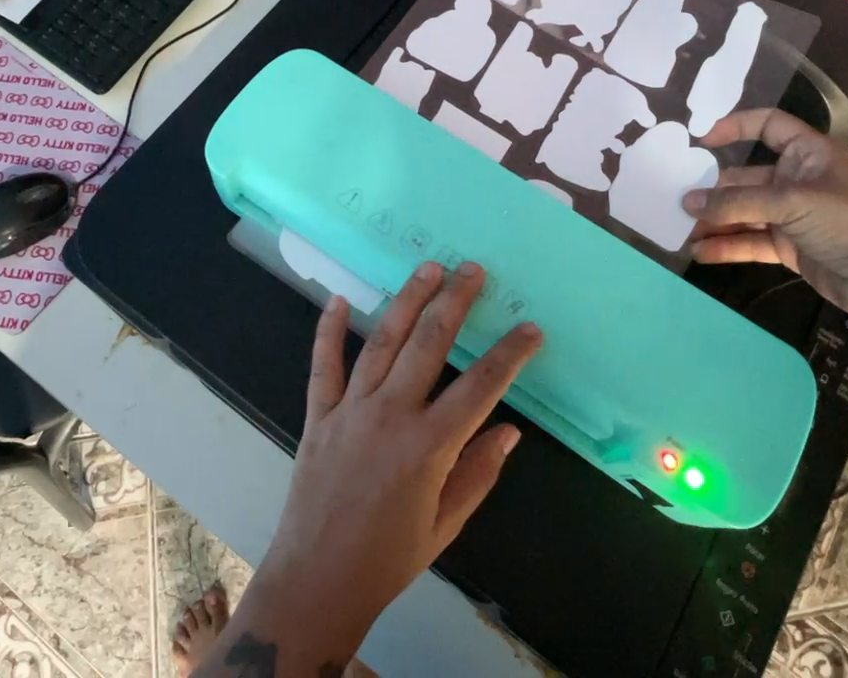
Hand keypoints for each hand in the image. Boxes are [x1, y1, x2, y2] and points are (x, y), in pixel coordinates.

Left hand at [247, 262, 541, 650]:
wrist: (317, 579)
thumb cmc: (389, 558)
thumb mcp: (447, 524)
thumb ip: (479, 473)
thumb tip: (510, 430)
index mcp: (429, 446)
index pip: (482, 387)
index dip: (510, 354)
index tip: (530, 328)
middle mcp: (390, 416)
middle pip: (429, 344)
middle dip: (454, 302)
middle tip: (472, 270)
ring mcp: (350, 410)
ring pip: (381, 342)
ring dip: (406, 301)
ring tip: (427, 269)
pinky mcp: (317, 415)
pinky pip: (323, 365)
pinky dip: (329, 330)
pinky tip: (339, 298)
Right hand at [684, 109, 847, 320]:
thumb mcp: (792, 203)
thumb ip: (737, 203)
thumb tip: (687, 202)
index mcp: (808, 154)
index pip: (768, 126)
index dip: (735, 126)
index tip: (700, 140)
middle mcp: (798, 180)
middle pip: (745, 176)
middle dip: (712, 189)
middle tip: (675, 199)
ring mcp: (793, 216)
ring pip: (743, 212)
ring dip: (714, 221)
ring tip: (679, 229)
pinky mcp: (790, 247)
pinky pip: (750, 241)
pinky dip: (726, 246)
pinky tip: (699, 253)